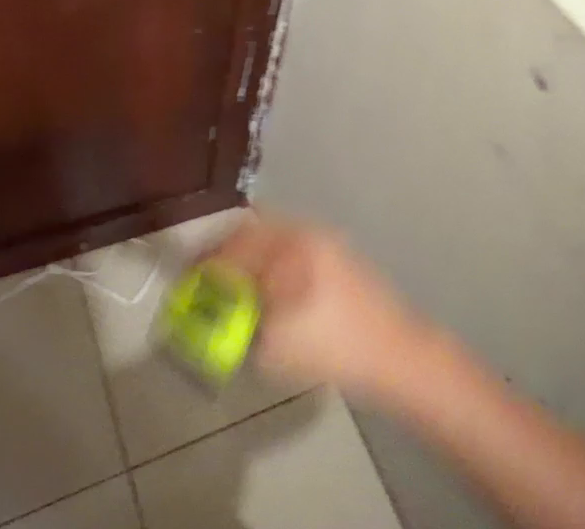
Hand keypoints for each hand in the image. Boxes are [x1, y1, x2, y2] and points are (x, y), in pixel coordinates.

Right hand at [205, 213, 429, 396]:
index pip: (232, 245)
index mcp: (289, 246)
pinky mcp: (338, 254)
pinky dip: (271, 258)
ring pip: (272, 234)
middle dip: (224, 251)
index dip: (204, 264)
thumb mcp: (274, 344)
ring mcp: (326, 240)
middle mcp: (306, 232)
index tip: (185, 279)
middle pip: (250, 229)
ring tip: (232, 281)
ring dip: (248, 253)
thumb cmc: (334, 349)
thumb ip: (238, 323)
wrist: (399, 356)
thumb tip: (215, 313)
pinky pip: (291, 244)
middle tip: (205, 274)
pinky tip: (267, 285)